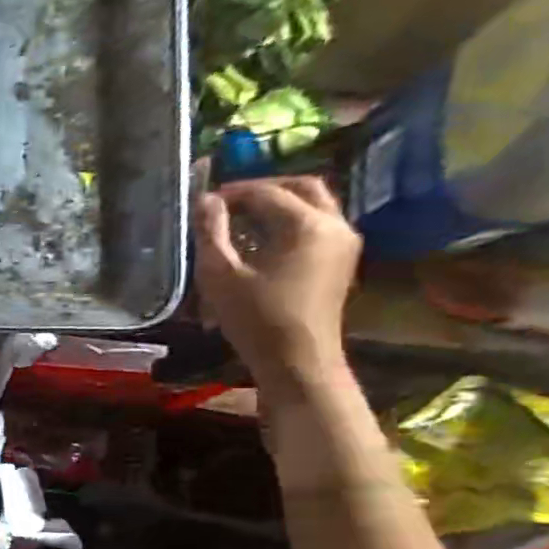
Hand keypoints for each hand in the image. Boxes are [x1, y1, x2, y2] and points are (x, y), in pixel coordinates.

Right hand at [196, 177, 360, 401]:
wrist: (298, 362)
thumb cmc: (256, 320)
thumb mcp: (220, 276)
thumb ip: (210, 233)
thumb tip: (204, 201)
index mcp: (306, 224)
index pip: (265, 193)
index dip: (232, 193)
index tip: (203, 203)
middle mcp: (334, 224)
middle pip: (301, 186)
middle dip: (262, 189)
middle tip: (228, 202)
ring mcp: (344, 241)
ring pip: (314, 203)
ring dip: (279, 203)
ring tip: (242, 218)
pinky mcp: (343, 259)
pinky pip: (318, 223)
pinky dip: (291, 220)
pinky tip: (263, 238)